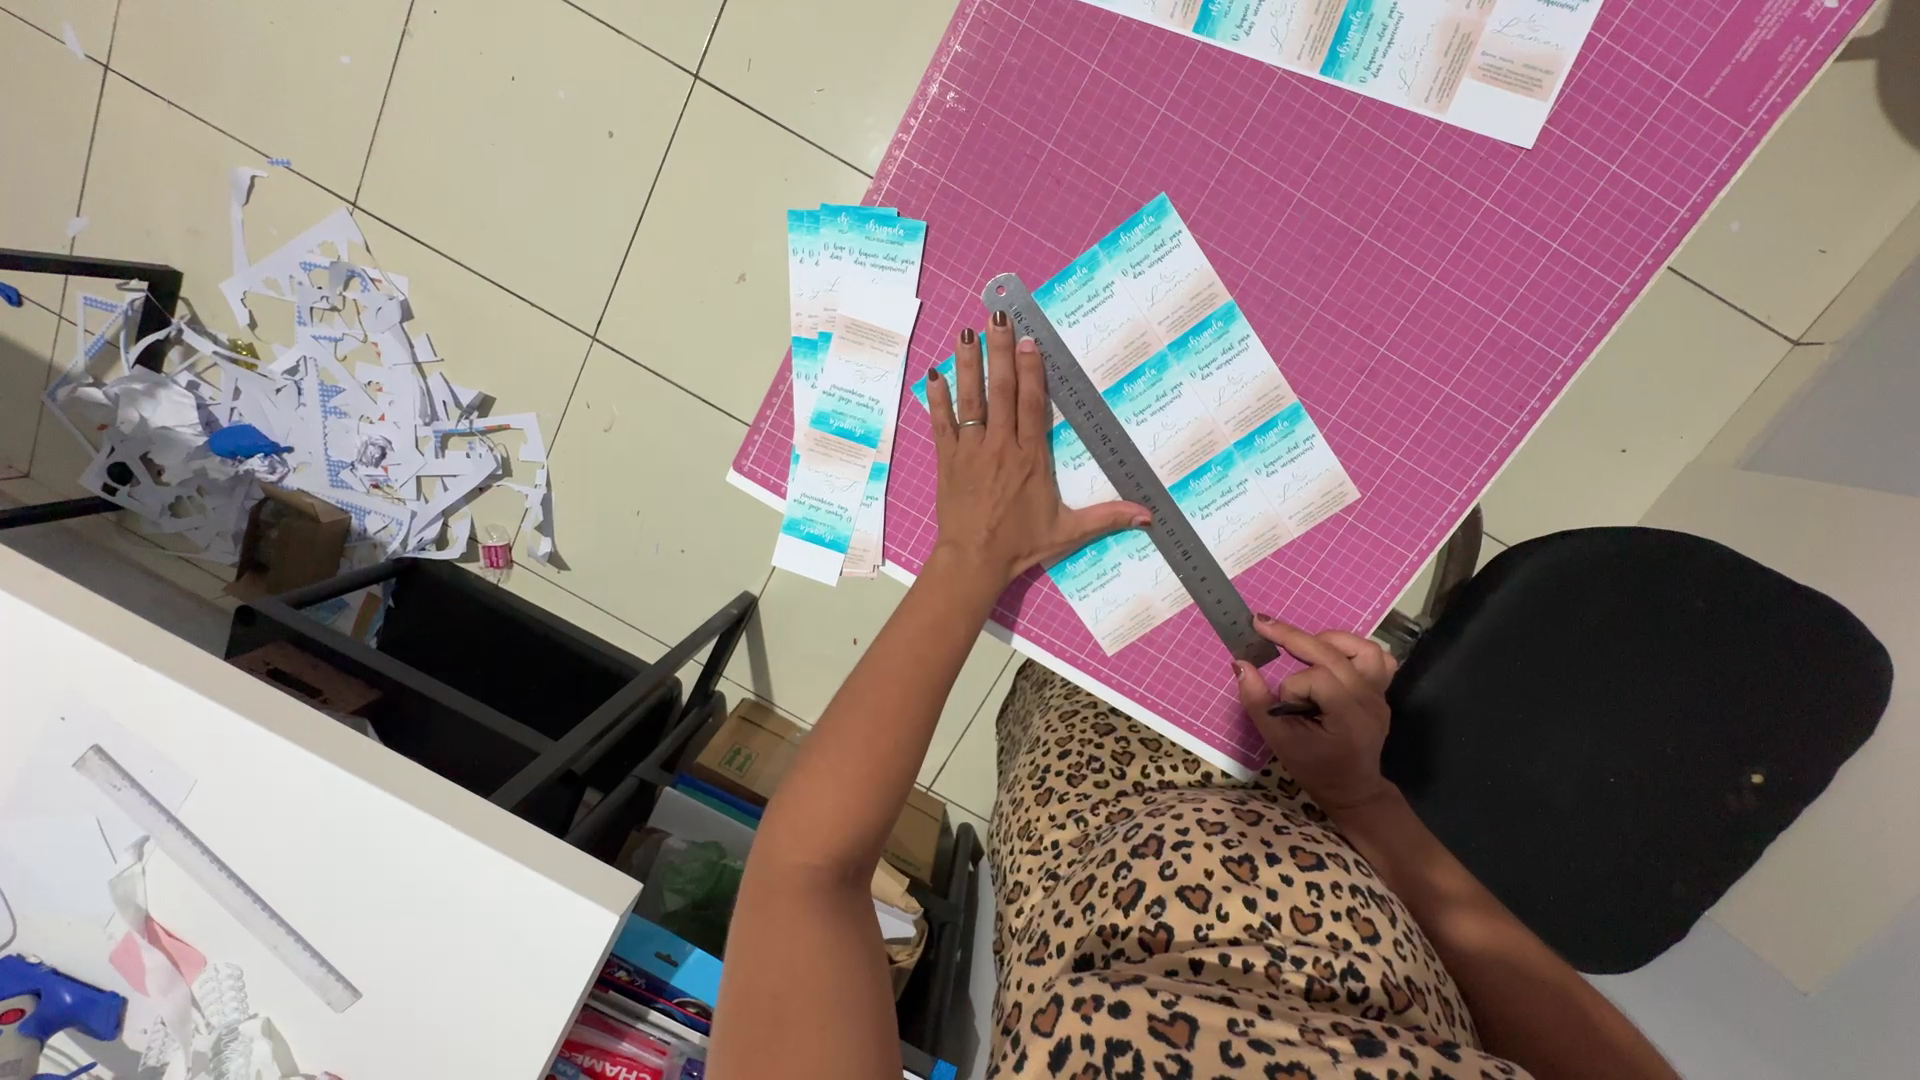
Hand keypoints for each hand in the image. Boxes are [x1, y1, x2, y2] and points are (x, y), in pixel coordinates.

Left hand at [924, 311, 1148, 585]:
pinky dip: (937, 399)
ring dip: (968, 365)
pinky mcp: (948, 460)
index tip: (1028, 340)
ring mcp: (971, 451)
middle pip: (1000, 391)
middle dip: (999, 353)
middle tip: (996, 319)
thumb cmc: (1021, 545)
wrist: (975, 560)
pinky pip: (942, 424)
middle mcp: (1001, 446)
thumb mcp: (1068, 531)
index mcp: (1031, 457)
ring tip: (965, 333)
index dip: (1030, 371)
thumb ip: (1107, 517)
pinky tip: (934, 374)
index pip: (1031, 404)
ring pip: (970, 400)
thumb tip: (1148, 516)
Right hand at [1232, 616, 1397, 811]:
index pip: (1318, 679)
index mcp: (1348, 717)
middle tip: (1263, 624)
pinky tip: (1332, 655)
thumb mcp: (1278, 740)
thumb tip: (1240, 663)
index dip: (1292, 686)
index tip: (1283, 704)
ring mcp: (1379, 694)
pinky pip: (1378, 658)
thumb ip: (1257, 700)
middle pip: (1333, 654)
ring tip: (1304, 646)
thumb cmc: (1313, 767)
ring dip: (1329, 640)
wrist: (1351, 787)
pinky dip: (1354, 650)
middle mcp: (1369, 700)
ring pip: (1362, 648)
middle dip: (1294, 637)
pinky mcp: (1380, 691)